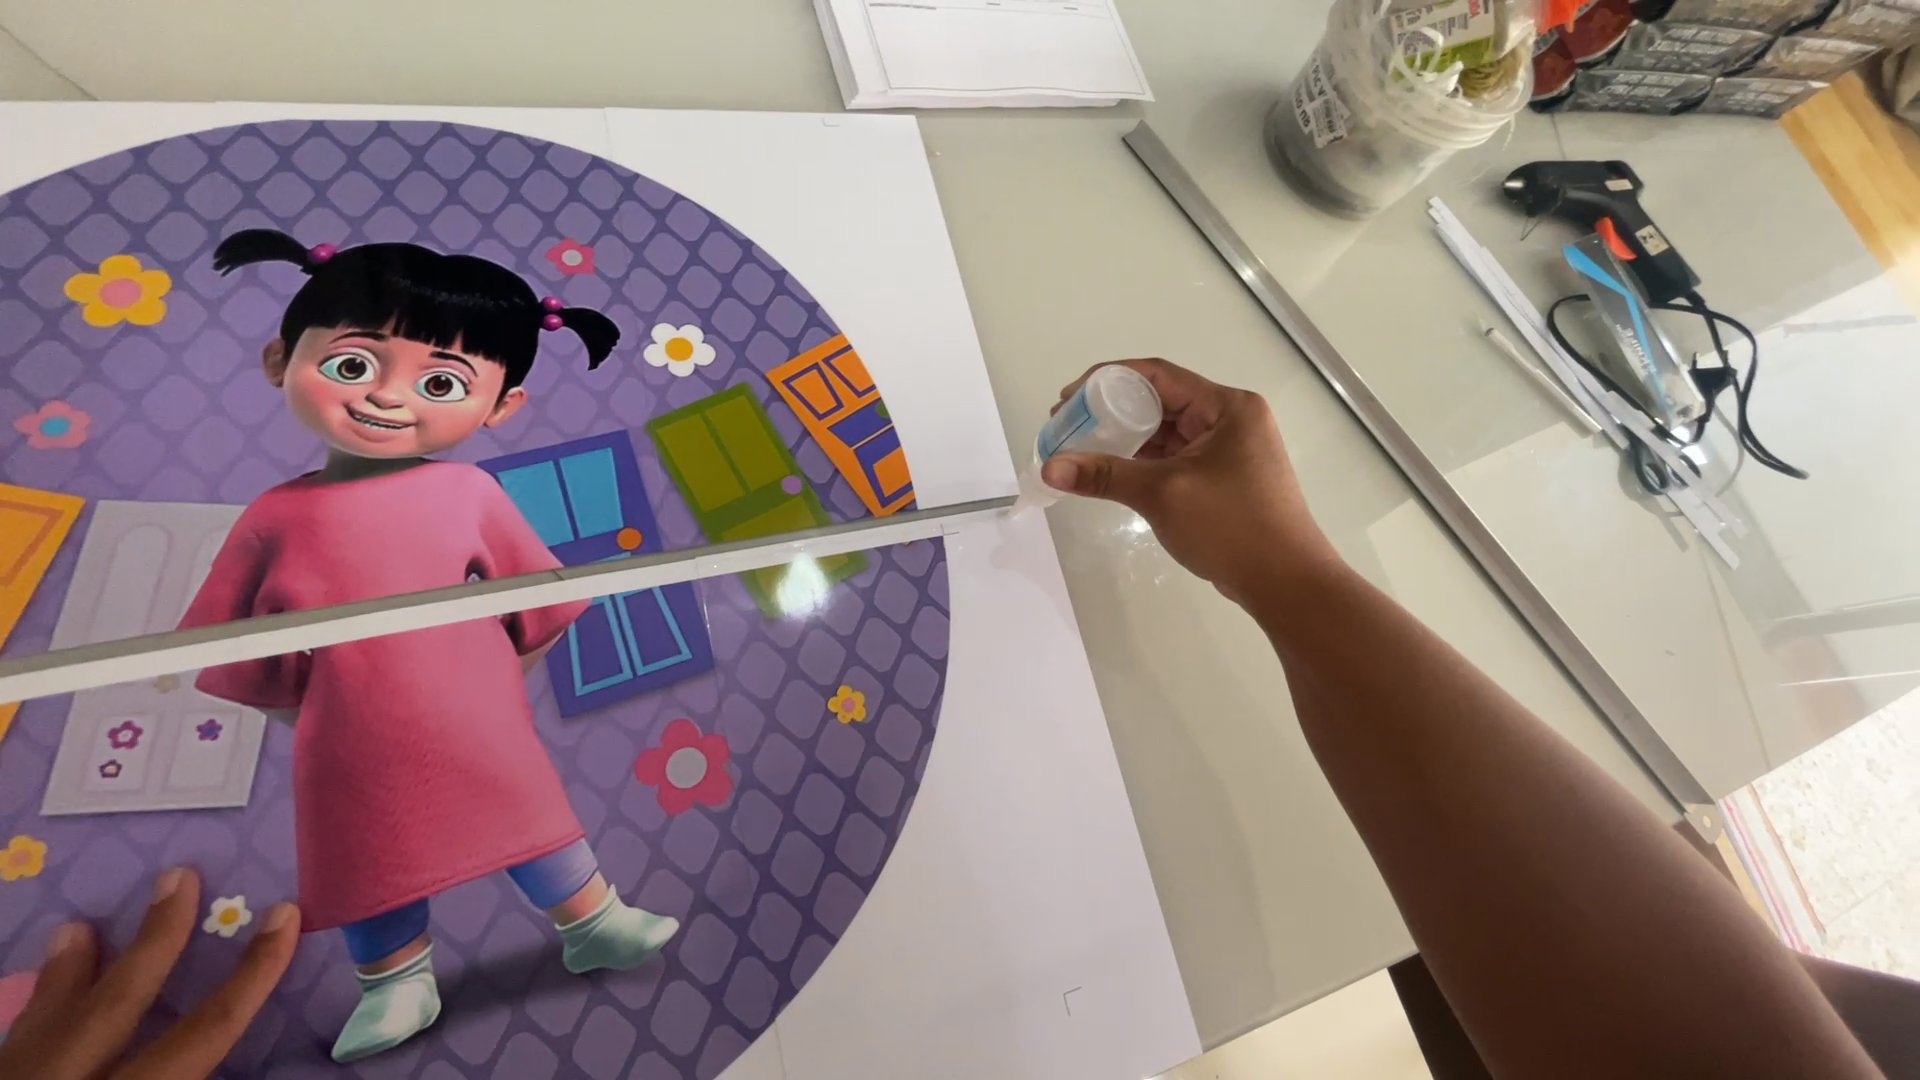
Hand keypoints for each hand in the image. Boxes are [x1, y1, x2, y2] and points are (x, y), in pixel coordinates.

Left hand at [0, 867, 299, 1079]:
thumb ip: (173, 1078)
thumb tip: (219, 1059)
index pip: (203, 1031)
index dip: (252, 973)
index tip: (286, 916)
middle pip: (112, 1006)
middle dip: (153, 939)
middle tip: (177, 876)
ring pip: (34, 1028)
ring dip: (67, 976)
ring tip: (81, 925)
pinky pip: (0, 1060)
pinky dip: (22, 1027)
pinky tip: (31, 1011)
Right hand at [1040, 359, 1336, 602]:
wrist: (1286, 583)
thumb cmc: (1231, 527)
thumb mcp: (1162, 494)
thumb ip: (1104, 475)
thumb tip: (1049, 468)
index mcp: (1227, 407)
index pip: (1157, 375)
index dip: (1106, 380)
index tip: (1068, 399)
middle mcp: (1231, 419)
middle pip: (1160, 402)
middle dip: (1111, 412)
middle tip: (1068, 427)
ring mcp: (1229, 450)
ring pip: (1166, 433)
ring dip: (1125, 439)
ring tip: (1082, 450)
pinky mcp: (1223, 478)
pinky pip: (1174, 458)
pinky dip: (1143, 462)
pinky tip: (1113, 472)